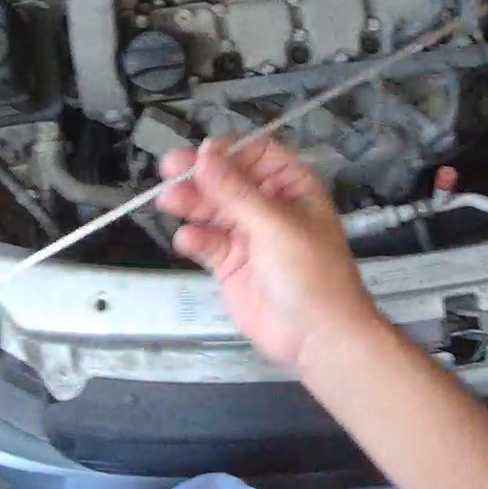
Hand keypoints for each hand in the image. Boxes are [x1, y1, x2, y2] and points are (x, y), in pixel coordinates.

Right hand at [157, 138, 383, 372]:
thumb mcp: (275, 225)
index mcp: (291, 187)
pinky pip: (207, 242)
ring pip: (212, 209)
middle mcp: (269, 206)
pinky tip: (187, 240)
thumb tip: (205, 157)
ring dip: (191, 203)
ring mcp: (248, 235)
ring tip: (169, 200)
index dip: (230, 151)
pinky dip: (195, 239)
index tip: (202, 153)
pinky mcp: (231, 264)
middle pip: (228, 179)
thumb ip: (235, 192)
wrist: (318, 338)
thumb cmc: (311, 273)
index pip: (257, 154)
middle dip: (200, 174)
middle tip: (170, 169)